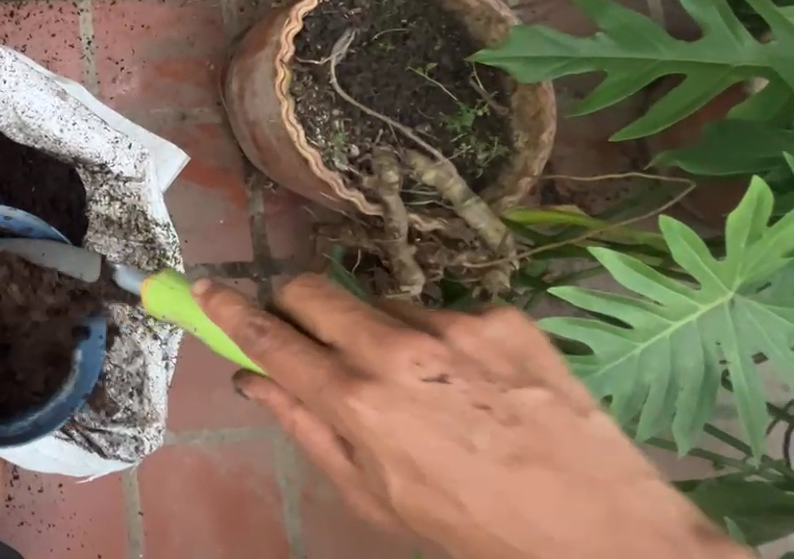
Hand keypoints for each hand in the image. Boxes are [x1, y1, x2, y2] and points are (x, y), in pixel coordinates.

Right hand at [196, 274, 745, 558]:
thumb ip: (303, 425)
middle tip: (309, 335)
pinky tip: (472, 380)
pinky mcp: (502, 318)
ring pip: (372, 300)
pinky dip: (436, 338)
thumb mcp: (374, 497)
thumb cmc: (475, 531)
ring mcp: (452, 327)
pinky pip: (438, 311)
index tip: (202, 288)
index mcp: (357, 403)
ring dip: (372, 327)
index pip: (265, 335)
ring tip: (418, 378)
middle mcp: (395, 352)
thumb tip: (247, 377)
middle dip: (292, 305)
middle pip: (306, 289)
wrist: (620, 543)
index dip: (226, 307)